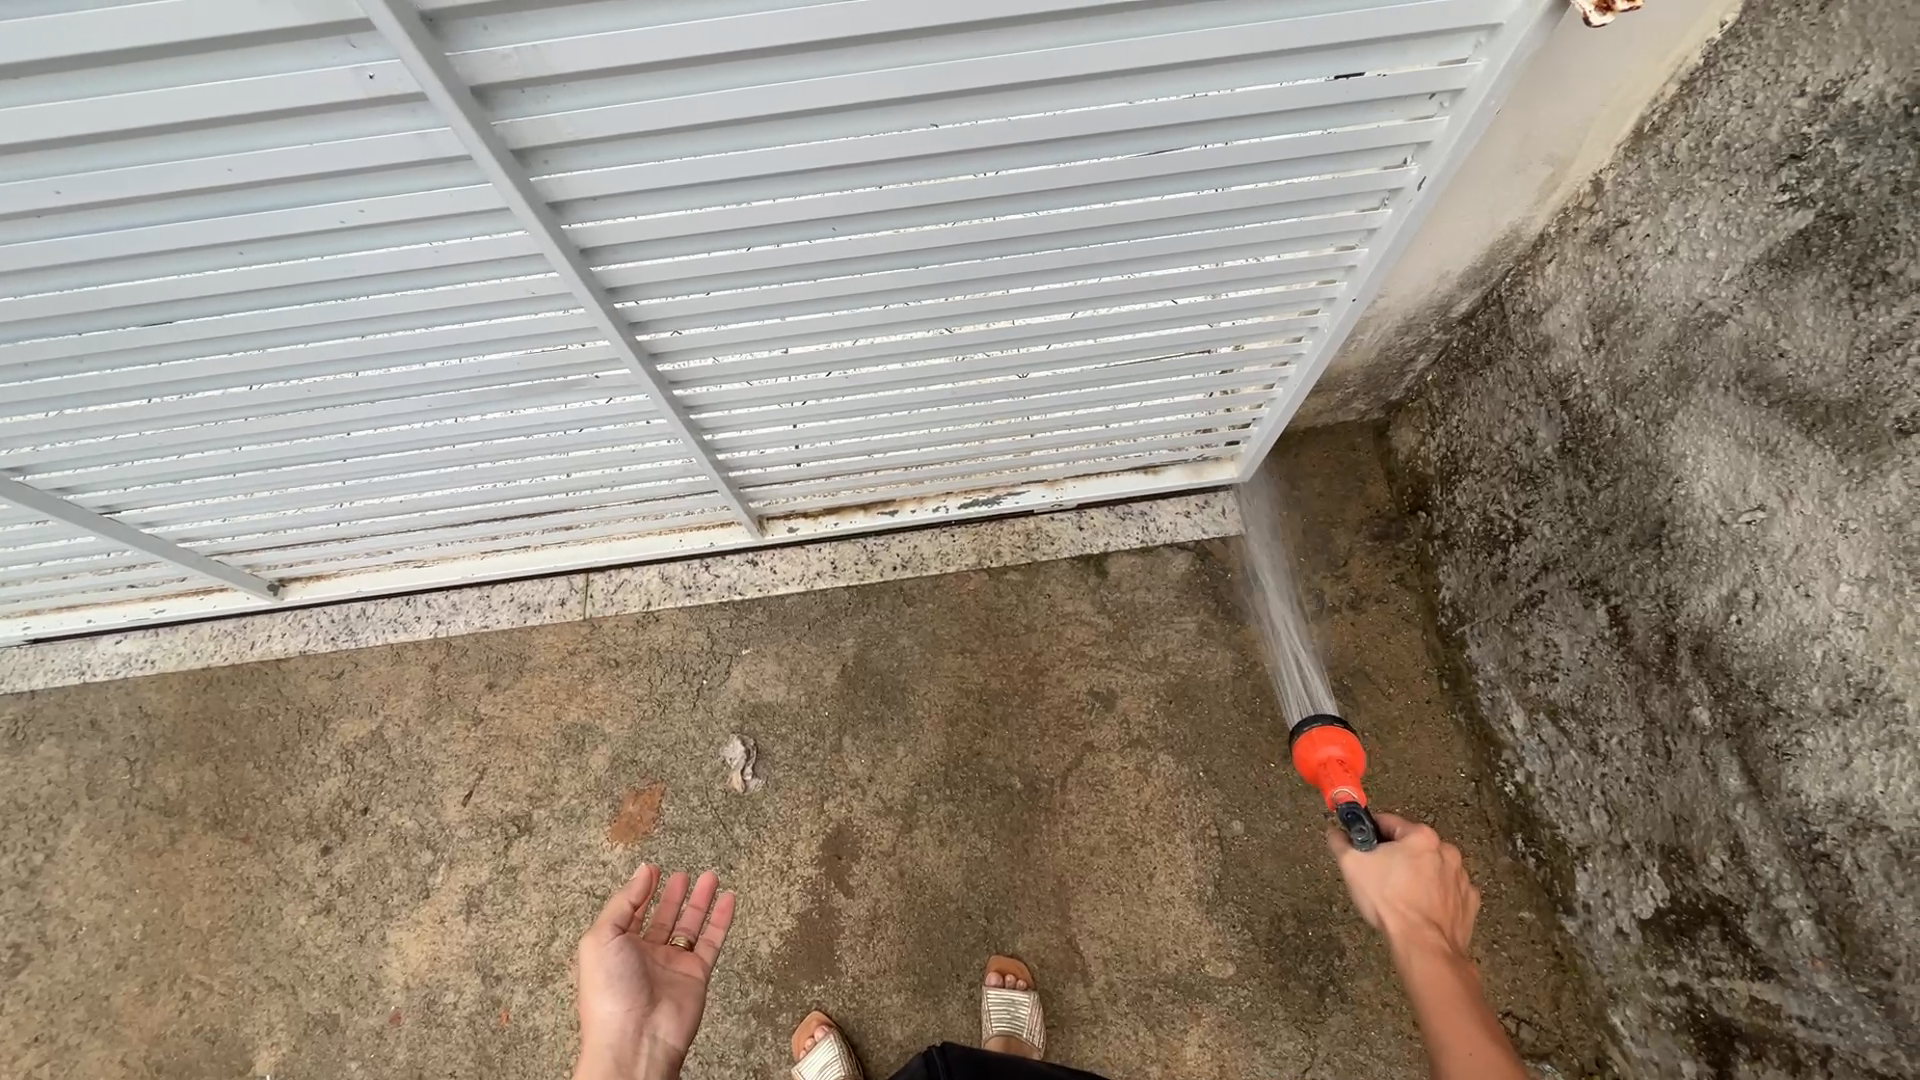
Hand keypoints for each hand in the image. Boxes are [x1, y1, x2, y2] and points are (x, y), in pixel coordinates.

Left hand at [574, 865, 736, 1079]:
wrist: (635, 1039)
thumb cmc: (609, 994)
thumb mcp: (602, 938)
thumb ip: (624, 901)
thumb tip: (642, 871)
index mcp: (617, 949)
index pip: (631, 912)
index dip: (642, 890)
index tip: (654, 869)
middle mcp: (645, 956)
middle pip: (663, 918)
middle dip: (672, 895)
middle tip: (683, 874)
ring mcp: (672, 965)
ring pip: (690, 925)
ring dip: (700, 901)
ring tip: (709, 876)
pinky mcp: (696, 974)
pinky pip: (712, 940)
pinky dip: (722, 919)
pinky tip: (728, 898)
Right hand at [1326, 811, 1480, 957]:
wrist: (1423, 945)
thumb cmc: (1389, 900)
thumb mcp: (1350, 864)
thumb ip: (1339, 841)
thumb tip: (1335, 833)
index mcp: (1421, 836)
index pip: (1387, 822)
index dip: (1369, 833)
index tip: (1361, 847)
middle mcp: (1447, 852)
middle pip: (1411, 845)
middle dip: (1395, 855)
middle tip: (1378, 874)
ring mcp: (1462, 878)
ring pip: (1431, 867)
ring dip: (1416, 874)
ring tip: (1399, 895)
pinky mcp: (1469, 903)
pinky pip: (1447, 890)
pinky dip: (1434, 894)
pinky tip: (1418, 907)